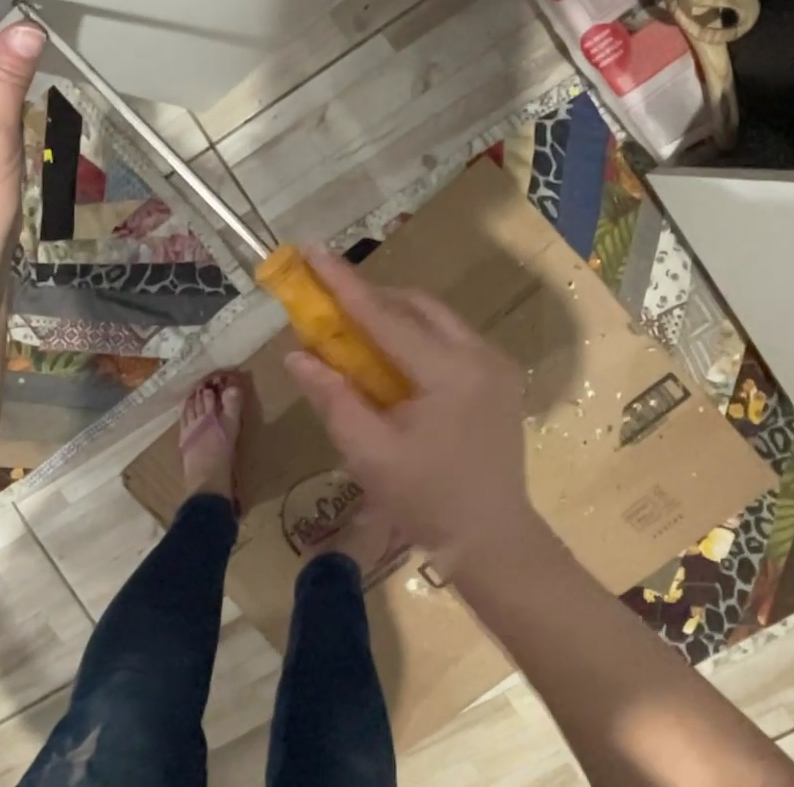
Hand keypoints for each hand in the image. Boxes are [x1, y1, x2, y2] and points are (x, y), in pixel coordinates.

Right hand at [285, 248, 538, 568]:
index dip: (343, 283)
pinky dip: (414, 336)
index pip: (385, 316)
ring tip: (352, 327)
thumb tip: (297, 355)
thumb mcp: (368, 452)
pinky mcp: (496, 379)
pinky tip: (389, 357)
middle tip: (328, 299)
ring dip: (393, 315)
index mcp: (449, 372)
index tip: (312, 250)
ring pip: (435, 318)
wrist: (494, 541)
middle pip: (416, 305)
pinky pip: (449, 338)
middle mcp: (479, 355)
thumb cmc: (426, 500)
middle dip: (370, 296)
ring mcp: (494, 365)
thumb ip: (333, 396)